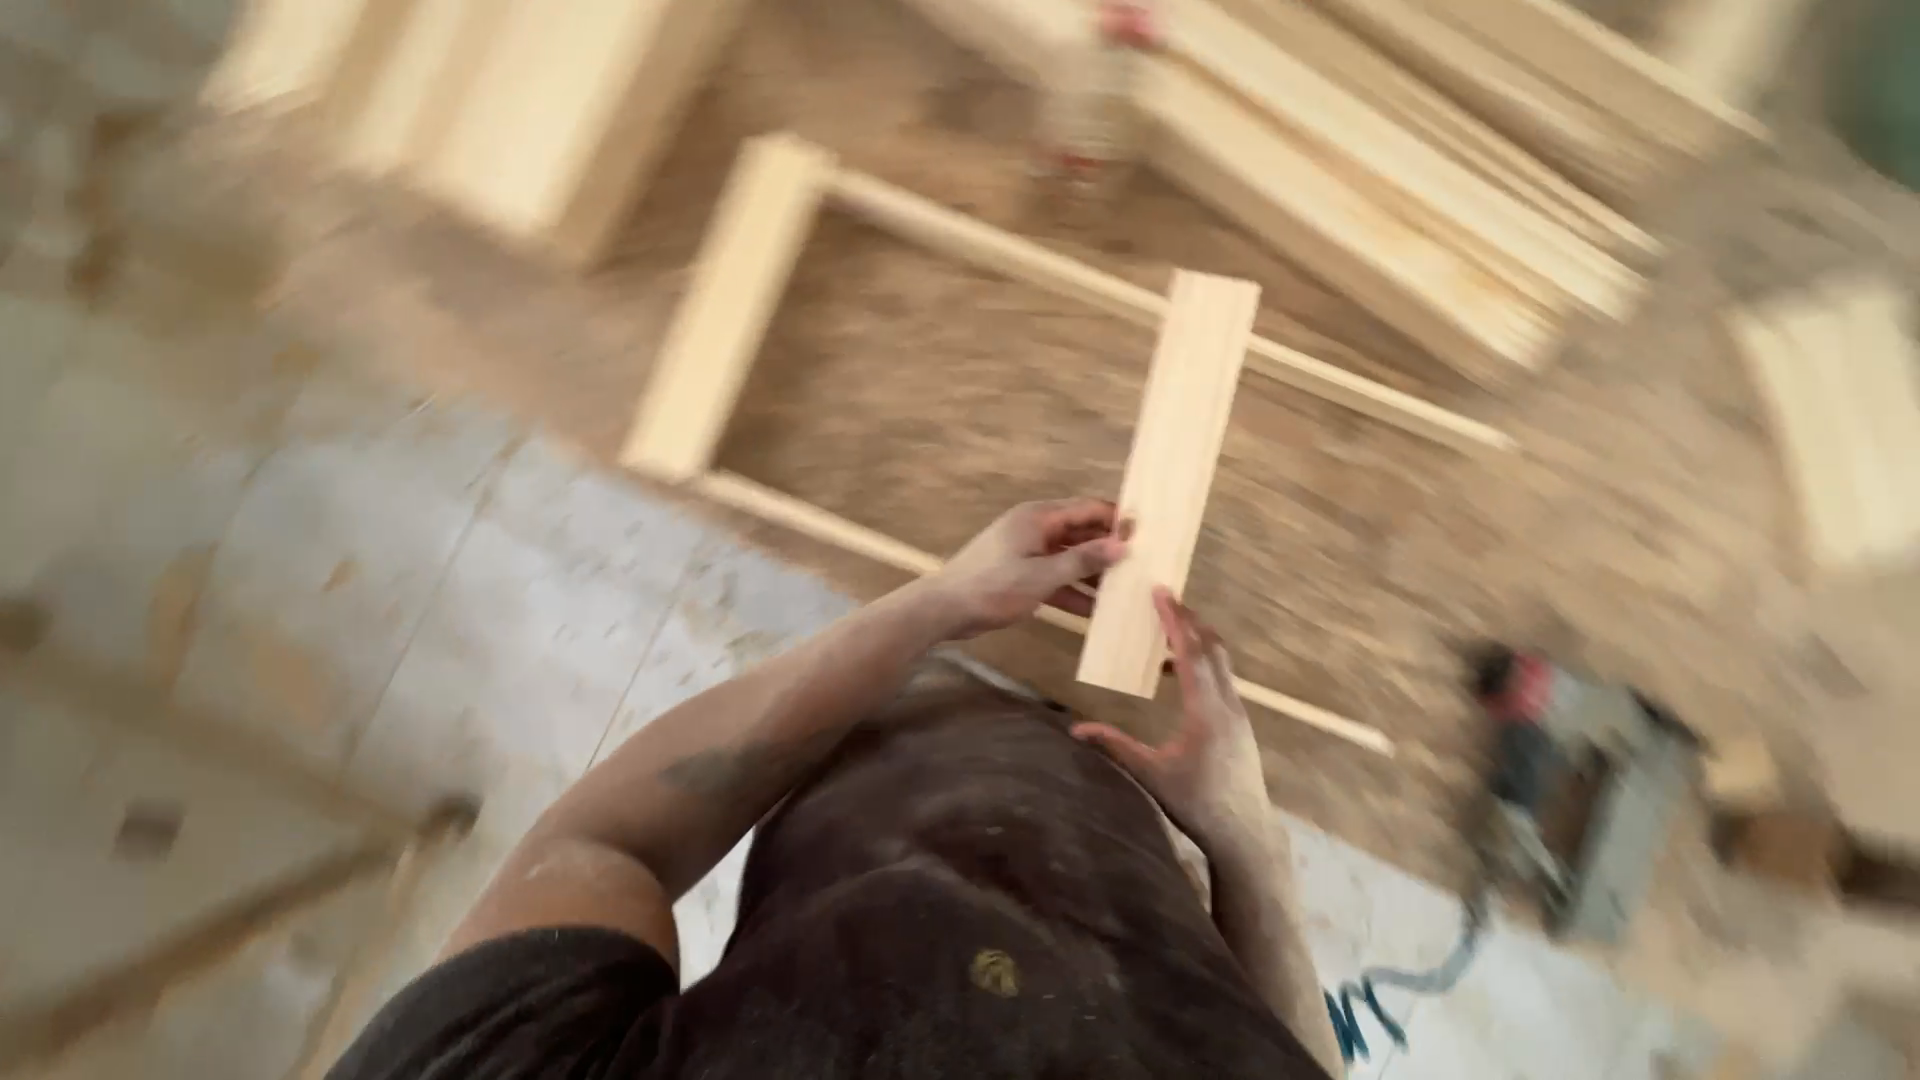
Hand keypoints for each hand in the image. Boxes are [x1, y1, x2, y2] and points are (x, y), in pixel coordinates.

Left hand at [923, 498, 1128, 638]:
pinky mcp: (1020, 574)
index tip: (1147, 537)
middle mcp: (1035, 528)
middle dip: (1109, 550)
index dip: (1118, 521)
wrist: (944, 609)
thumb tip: (1122, 545)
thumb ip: (1082, 561)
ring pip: (1070, 558)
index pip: (1088, 509)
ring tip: (1126, 593)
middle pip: (1081, 533)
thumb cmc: (993, 587)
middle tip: (1143, 567)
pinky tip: (1096, 613)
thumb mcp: (1042, 576)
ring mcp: (1027, 551)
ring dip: (1093, 575)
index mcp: (1039, 517)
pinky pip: (1054, 577)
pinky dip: (1072, 592)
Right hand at [1071, 589, 1269, 849]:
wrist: (1246, 834)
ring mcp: (1239, 713)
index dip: (1175, 621)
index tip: (1161, 593)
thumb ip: (1116, 747)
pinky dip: (1204, 661)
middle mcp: (1228, 705)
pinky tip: (1181, 670)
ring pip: (1222, 662)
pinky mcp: (1240, 723)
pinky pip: (1222, 678)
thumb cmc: (1197, 805)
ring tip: (1170, 626)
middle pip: (1213, 648)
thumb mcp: (1152, 775)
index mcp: (1207, 713)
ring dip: (1198, 639)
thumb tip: (1075, 730)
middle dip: (1190, 620)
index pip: (1191, 654)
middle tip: (1165, 598)